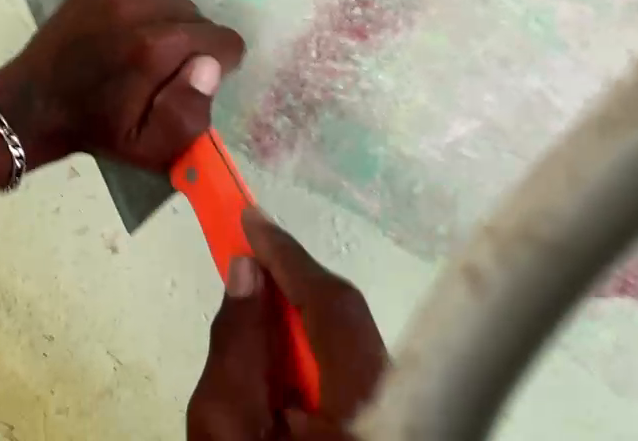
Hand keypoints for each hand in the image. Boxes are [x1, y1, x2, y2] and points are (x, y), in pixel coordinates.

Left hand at [0, 0, 245, 169]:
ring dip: (172, 16)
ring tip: (148, 40)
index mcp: (153, 49)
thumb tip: (209, 66)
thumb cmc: (99, 128)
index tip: (189, 78)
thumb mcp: (152, 148)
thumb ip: (191, 114)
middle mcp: (135, 8)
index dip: (216, 64)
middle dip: (193, 41)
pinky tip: (137, 13)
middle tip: (164, 65)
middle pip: (199, 15)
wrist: (35, 102)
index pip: (224, 40)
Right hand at [188, 210, 388, 439]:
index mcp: (369, 418)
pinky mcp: (406, 430)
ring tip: (256, 327)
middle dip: (291, 291)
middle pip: (351, 328)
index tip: (247, 218)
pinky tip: (285, 373)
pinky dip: (319, 360)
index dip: (287, 255)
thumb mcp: (222, 425)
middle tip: (243, 261)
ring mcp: (415, 427)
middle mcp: (411, 419)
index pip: (332, 308)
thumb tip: (244, 275)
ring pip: (359, 354)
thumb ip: (234, 344)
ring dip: (303, 327)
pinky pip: (364, 381)